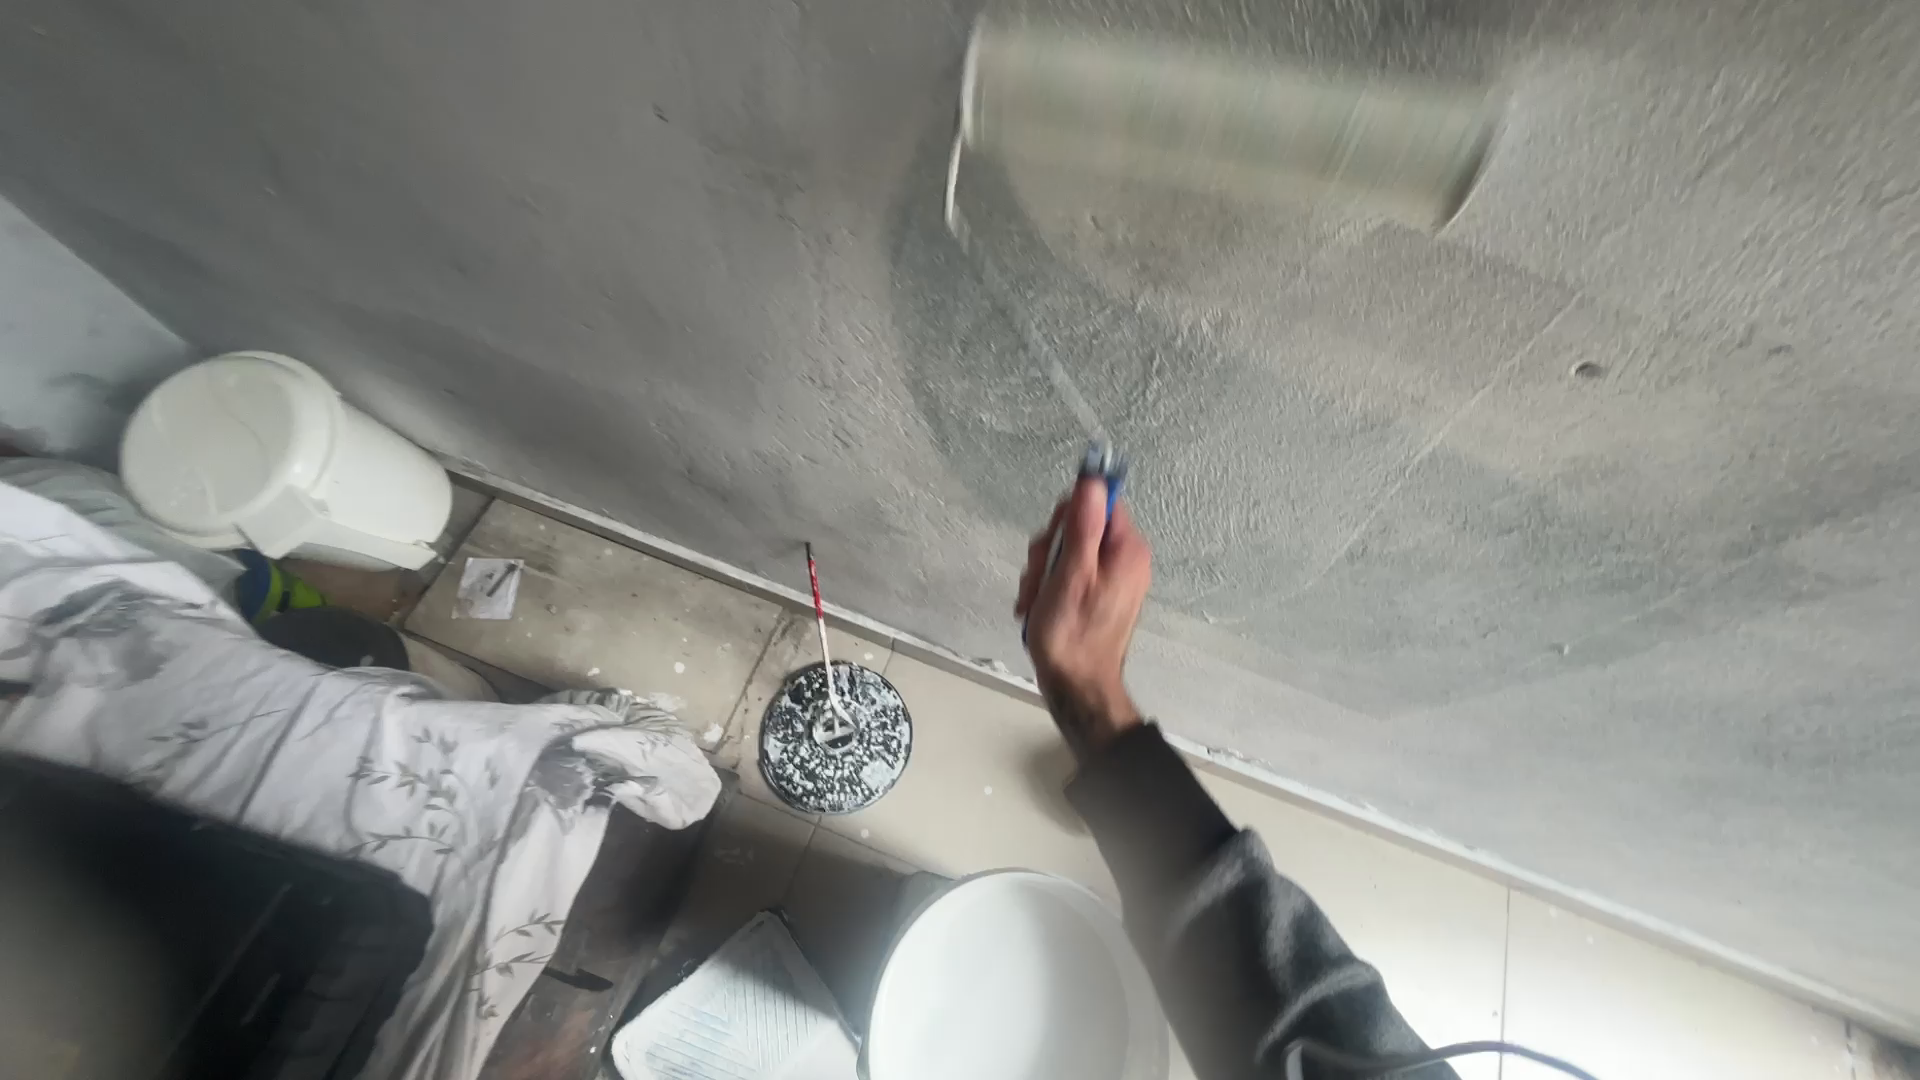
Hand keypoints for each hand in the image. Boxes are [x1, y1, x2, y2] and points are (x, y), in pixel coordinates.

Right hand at [1015, 475, 1151, 759]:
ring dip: (1042, 572)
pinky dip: (1047, 588)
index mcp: (1127, 549)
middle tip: (1041, 579)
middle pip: (1077, 526)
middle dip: (1048, 550)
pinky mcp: (1094, 595)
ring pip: (1065, 551)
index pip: (1098, 502)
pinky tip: (1038, 608)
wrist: (1075, 686)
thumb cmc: (1071, 634)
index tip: (1055, 543)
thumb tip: (1092, 478)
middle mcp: (1124, 560)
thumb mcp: (1072, 573)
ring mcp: (1109, 579)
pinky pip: (1066, 574)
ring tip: (1038, 600)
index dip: (1069, 517)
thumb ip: (1082, 524)